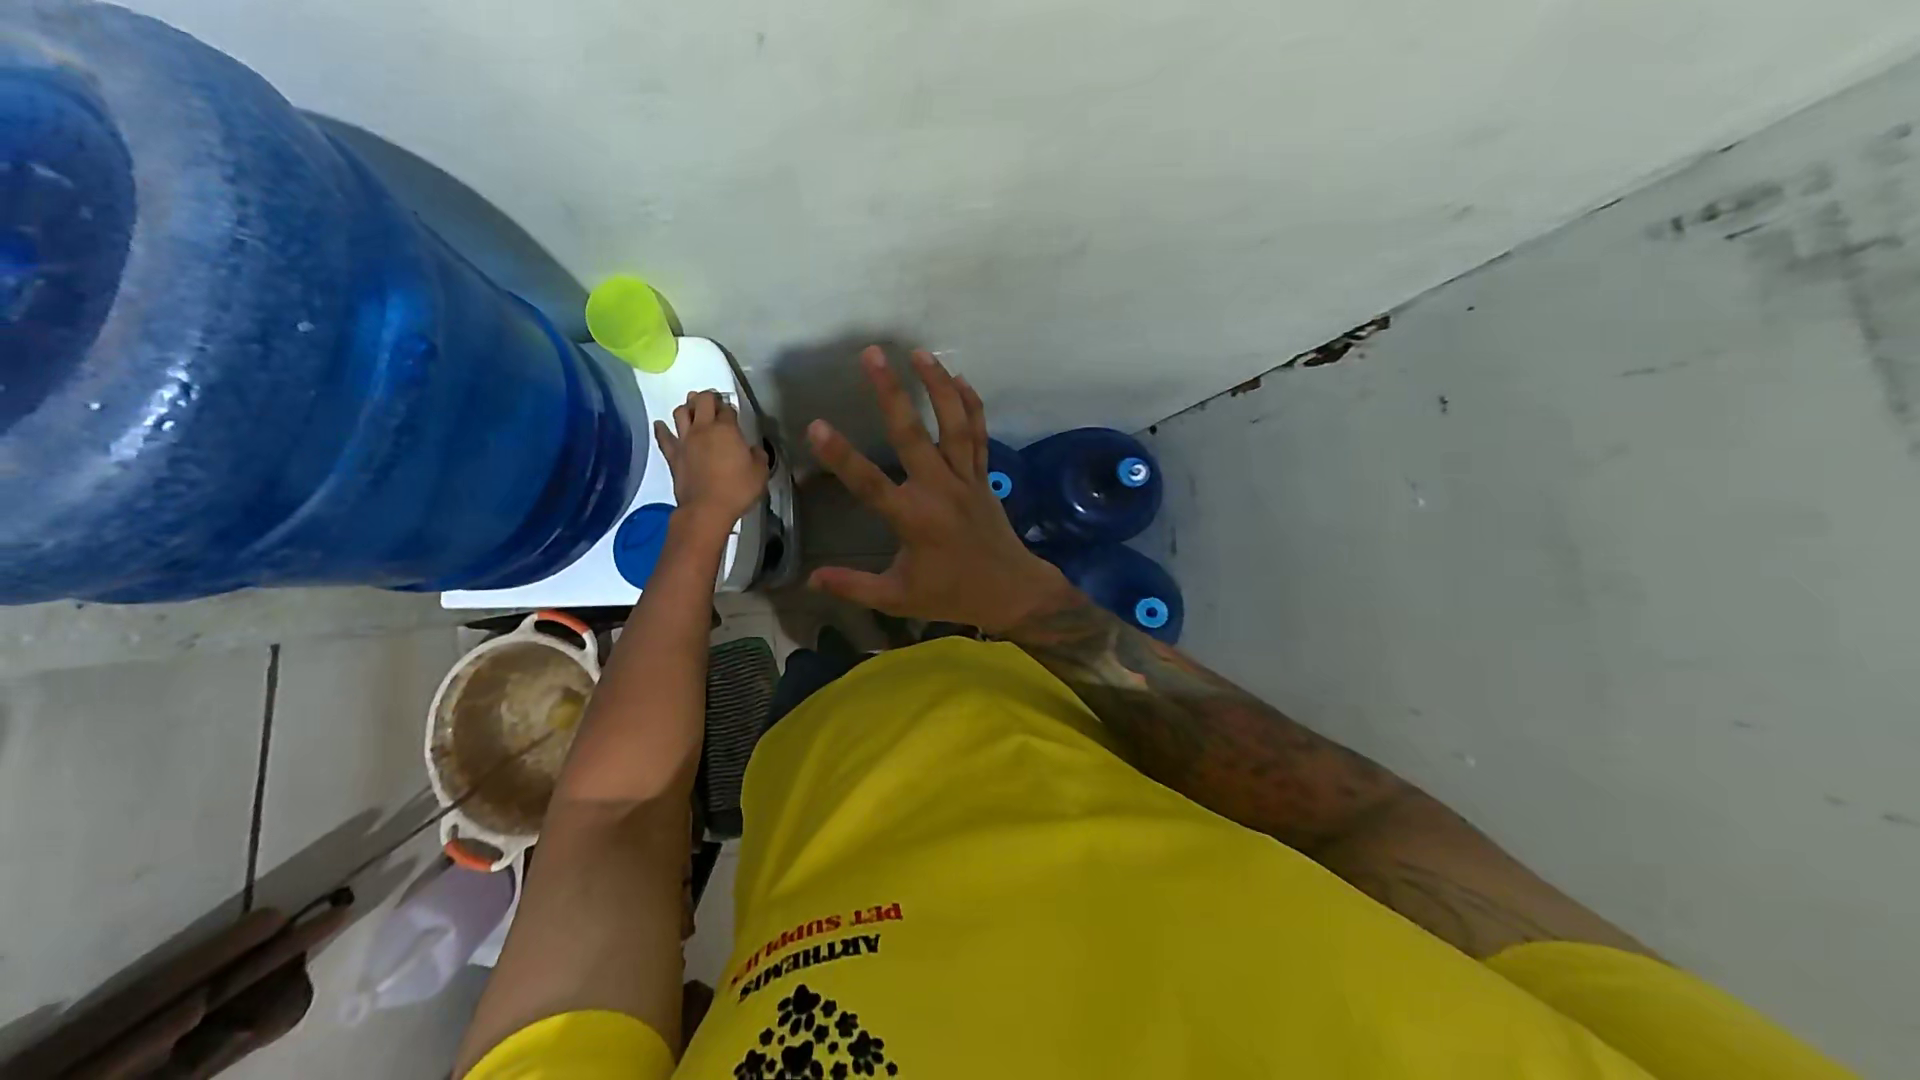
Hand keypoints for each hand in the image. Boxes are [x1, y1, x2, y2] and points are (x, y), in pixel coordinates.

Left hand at [654, 391, 767, 532]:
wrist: (707, 508)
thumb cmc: (737, 489)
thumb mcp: (760, 472)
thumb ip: (758, 456)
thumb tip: (754, 450)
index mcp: (727, 430)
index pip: (727, 409)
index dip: (730, 407)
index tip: (733, 412)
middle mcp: (703, 429)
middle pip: (702, 401)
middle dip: (707, 397)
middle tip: (713, 403)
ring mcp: (685, 440)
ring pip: (681, 412)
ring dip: (687, 408)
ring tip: (692, 410)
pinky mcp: (673, 455)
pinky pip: (664, 437)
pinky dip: (661, 429)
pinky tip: (660, 424)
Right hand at [806, 346, 1074, 632]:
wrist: (1013, 592)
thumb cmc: (952, 595)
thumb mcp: (898, 598)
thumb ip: (854, 586)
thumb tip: (812, 579)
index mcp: (914, 519)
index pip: (870, 483)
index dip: (841, 456)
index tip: (816, 426)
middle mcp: (939, 490)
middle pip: (912, 435)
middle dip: (891, 393)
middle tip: (872, 354)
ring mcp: (965, 479)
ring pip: (953, 424)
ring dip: (937, 385)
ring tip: (919, 352)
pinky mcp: (983, 476)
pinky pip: (978, 435)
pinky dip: (972, 405)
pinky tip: (961, 378)